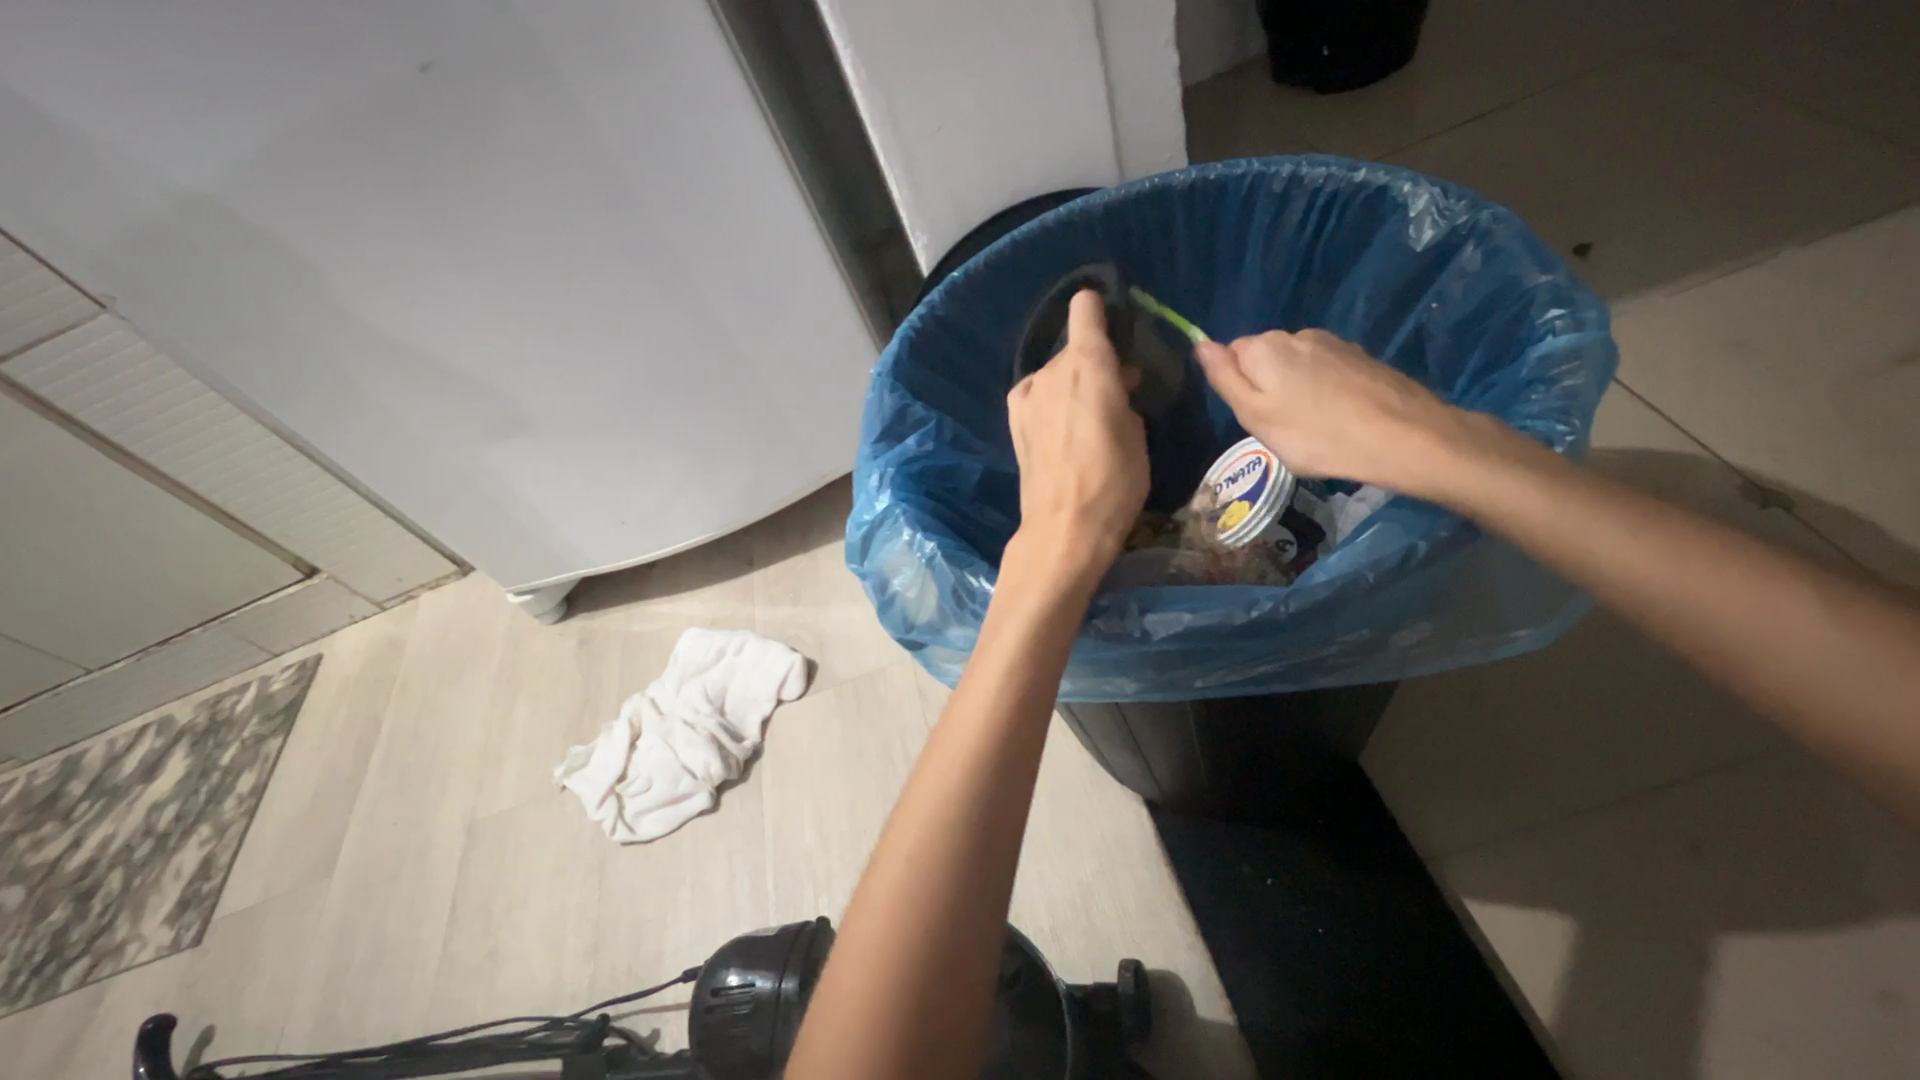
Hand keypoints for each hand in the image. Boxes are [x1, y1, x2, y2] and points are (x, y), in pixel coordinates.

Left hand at [1006, 290, 1149, 574]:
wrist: (1064, 528)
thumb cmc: (1114, 482)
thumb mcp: (1138, 436)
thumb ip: (1126, 398)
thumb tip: (1118, 385)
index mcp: (1090, 365)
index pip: (1086, 309)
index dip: (1100, 311)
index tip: (1117, 328)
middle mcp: (1052, 370)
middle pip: (1075, 347)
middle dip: (1096, 363)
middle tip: (1116, 394)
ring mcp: (1027, 394)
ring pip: (1055, 373)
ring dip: (1072, 385)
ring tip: (1088, 420)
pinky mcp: (1014, 419)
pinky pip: (1037, 394)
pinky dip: (1050, 400)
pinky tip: (1061, 427)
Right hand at [1193, 329, 1503, 498]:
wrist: (1400, 436)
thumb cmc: (1314, 434)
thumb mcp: (1255, 416)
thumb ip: (1224, 378)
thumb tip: (1200, 344)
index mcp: (1264, 347)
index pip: (1230, 355)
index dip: (1238, 387)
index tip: (1255, 416)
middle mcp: (1296, 335)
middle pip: (1264, 357)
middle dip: (1267, 384)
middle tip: (1281, 425)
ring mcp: (1333, 343)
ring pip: (1296, 364)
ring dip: (1297, 387)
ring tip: (1312, 424)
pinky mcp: (1360, 357)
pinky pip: (1326, 370)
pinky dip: (1324, 389)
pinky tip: (1338, 415)